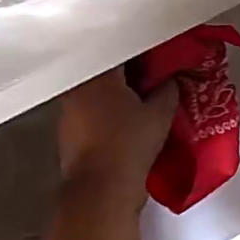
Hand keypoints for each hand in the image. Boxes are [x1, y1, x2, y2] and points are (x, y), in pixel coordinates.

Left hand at [57, 68, 178, 208]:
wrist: (103, 187)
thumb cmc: (131, 143)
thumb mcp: (162, 113)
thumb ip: (168, 90)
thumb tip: (170, 80)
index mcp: (98, 77)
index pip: (121, 53)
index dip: (144, 54)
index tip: (162, 60)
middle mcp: (77, 89)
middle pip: (107, 73)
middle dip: (132, 76)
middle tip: (158, 82)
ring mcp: (69, 112)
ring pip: (100, 95)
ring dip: (120, 97)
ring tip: (147, 105)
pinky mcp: (70, 134)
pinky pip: (94, 115)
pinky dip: (111, 115)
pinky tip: (130, 126)